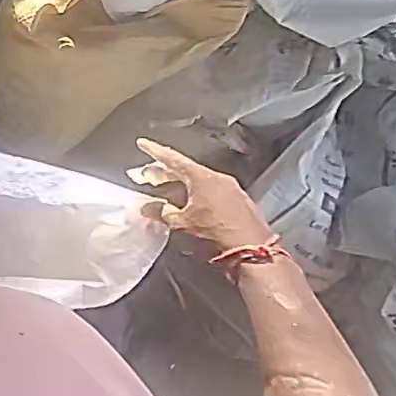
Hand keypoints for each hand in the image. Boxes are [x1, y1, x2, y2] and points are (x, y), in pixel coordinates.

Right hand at [127, 138, 274, 253]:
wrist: (253, 253)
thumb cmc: (215, 234)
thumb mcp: (181, 223)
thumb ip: (161, 212)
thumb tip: (147, 207)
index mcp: (203, 178)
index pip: (173, 159)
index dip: (154, 151)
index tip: (142, 143)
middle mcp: (218, 179)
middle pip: (184, 170)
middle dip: (162, 173)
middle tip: (144, 176)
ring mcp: (230, 190)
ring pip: (197, 181)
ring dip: (177, 185)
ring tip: (160, 192)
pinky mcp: (237, 202)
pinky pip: (209, 191)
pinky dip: (192, 194)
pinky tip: (183, 204)